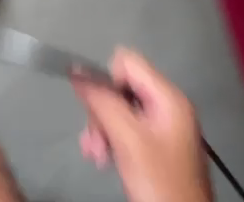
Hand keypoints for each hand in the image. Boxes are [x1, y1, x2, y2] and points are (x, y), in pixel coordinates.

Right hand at [72, 47, 211, 201]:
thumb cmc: (158, 180)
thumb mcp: (127, 139)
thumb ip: (102, 101)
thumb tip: (76, 70)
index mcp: (168, 97)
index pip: (127, 62)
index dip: (107, 81)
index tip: (99, 109)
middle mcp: (167, 107)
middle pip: (121, 88)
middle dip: (102, 112)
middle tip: (96, 141)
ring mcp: (163, 128)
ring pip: (120, 111)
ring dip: (102, 130)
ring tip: (97, 155)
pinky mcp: (157, 147)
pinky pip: (126, 130)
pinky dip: (111, 141)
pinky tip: (103, 159)